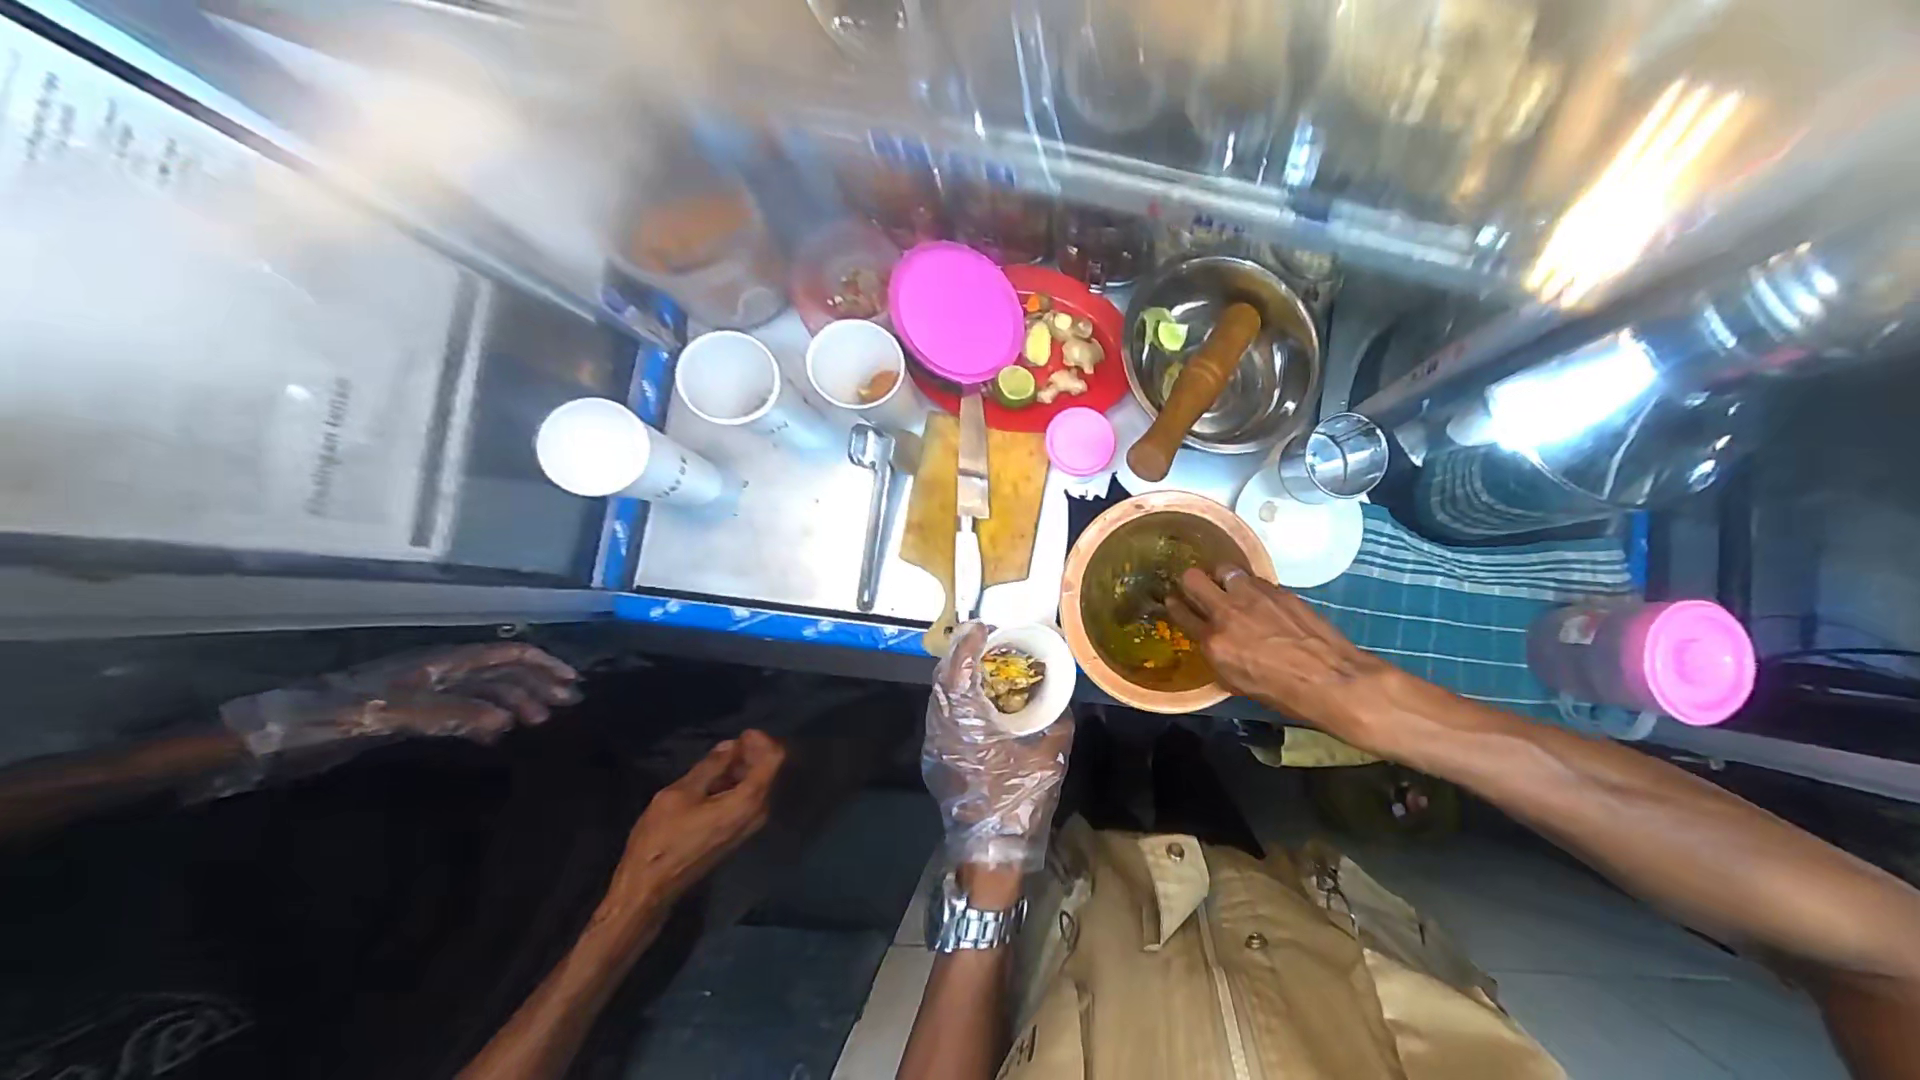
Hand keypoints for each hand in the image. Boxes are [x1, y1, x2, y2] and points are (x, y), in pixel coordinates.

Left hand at [221, 643, 582, 757]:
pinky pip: (466, 708)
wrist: (281, 730)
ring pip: (487, 689)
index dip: (543, 664)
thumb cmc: (341, 713)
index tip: (571, 683)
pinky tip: (497, 733)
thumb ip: (456, 714)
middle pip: (503, 671)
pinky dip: (489, 717)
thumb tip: (507, 721)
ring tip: (535, 722)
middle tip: (563, 707)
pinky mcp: (414, 709)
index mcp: (444, 661)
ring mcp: (429, 689)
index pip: (508, 655)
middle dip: (536, 685)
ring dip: (515, 702)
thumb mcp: (398, 712)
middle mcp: (444, 670)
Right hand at [610, 730, 785, 906]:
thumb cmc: (663, 838)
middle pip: (769, 771)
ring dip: (744, 768)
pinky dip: (738, 783)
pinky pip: (749, 799)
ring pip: (759, 785)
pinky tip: (716, 779)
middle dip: (753, 752)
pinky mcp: (738, 833)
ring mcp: (750, 825)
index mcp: (749, 801)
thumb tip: (731, 746)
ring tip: (720, 758)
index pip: (774, 759)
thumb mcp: (681, 793)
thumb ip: (711, 766)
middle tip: (729, 744)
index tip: (741, 734)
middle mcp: (758, 813)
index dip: (761, 741)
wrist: (651, 887)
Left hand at [923, 623, 1073, 870]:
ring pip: (938, 695)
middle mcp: (942, 728)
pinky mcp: (936, 755)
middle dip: (961, 652)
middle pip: (942, 677)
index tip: (985, 626)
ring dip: (956, 673)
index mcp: (966, 725)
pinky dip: (955, 694)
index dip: (969, 643)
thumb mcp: (1049, 759)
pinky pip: (941, 712)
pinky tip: (976, 694)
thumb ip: (1057, 723)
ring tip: (983, 661)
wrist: (990, 851)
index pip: (958, 671)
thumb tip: (1062, 698)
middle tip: (986, 638)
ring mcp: (934, 743)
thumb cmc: (1018, 803)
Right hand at [1168, 567, 1396, 750]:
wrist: (1331, 679)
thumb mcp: (1236, 682)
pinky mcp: (1278, 590)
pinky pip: (1254, 579)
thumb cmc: (1282, 692)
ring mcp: (1253, 597)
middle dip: (1192, 583)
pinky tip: (1260, 599)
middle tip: (1200, 589)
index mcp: (1213, 642)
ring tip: (1232, 588)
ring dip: (1223, 578)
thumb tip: (1214, 642)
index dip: (1175, 606)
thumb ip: (1218, 655)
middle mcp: (1227, 612)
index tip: (1174, 601)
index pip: (1181, 613)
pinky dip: (1251, 586)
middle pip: (1193, 579)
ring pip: (1224, 570)